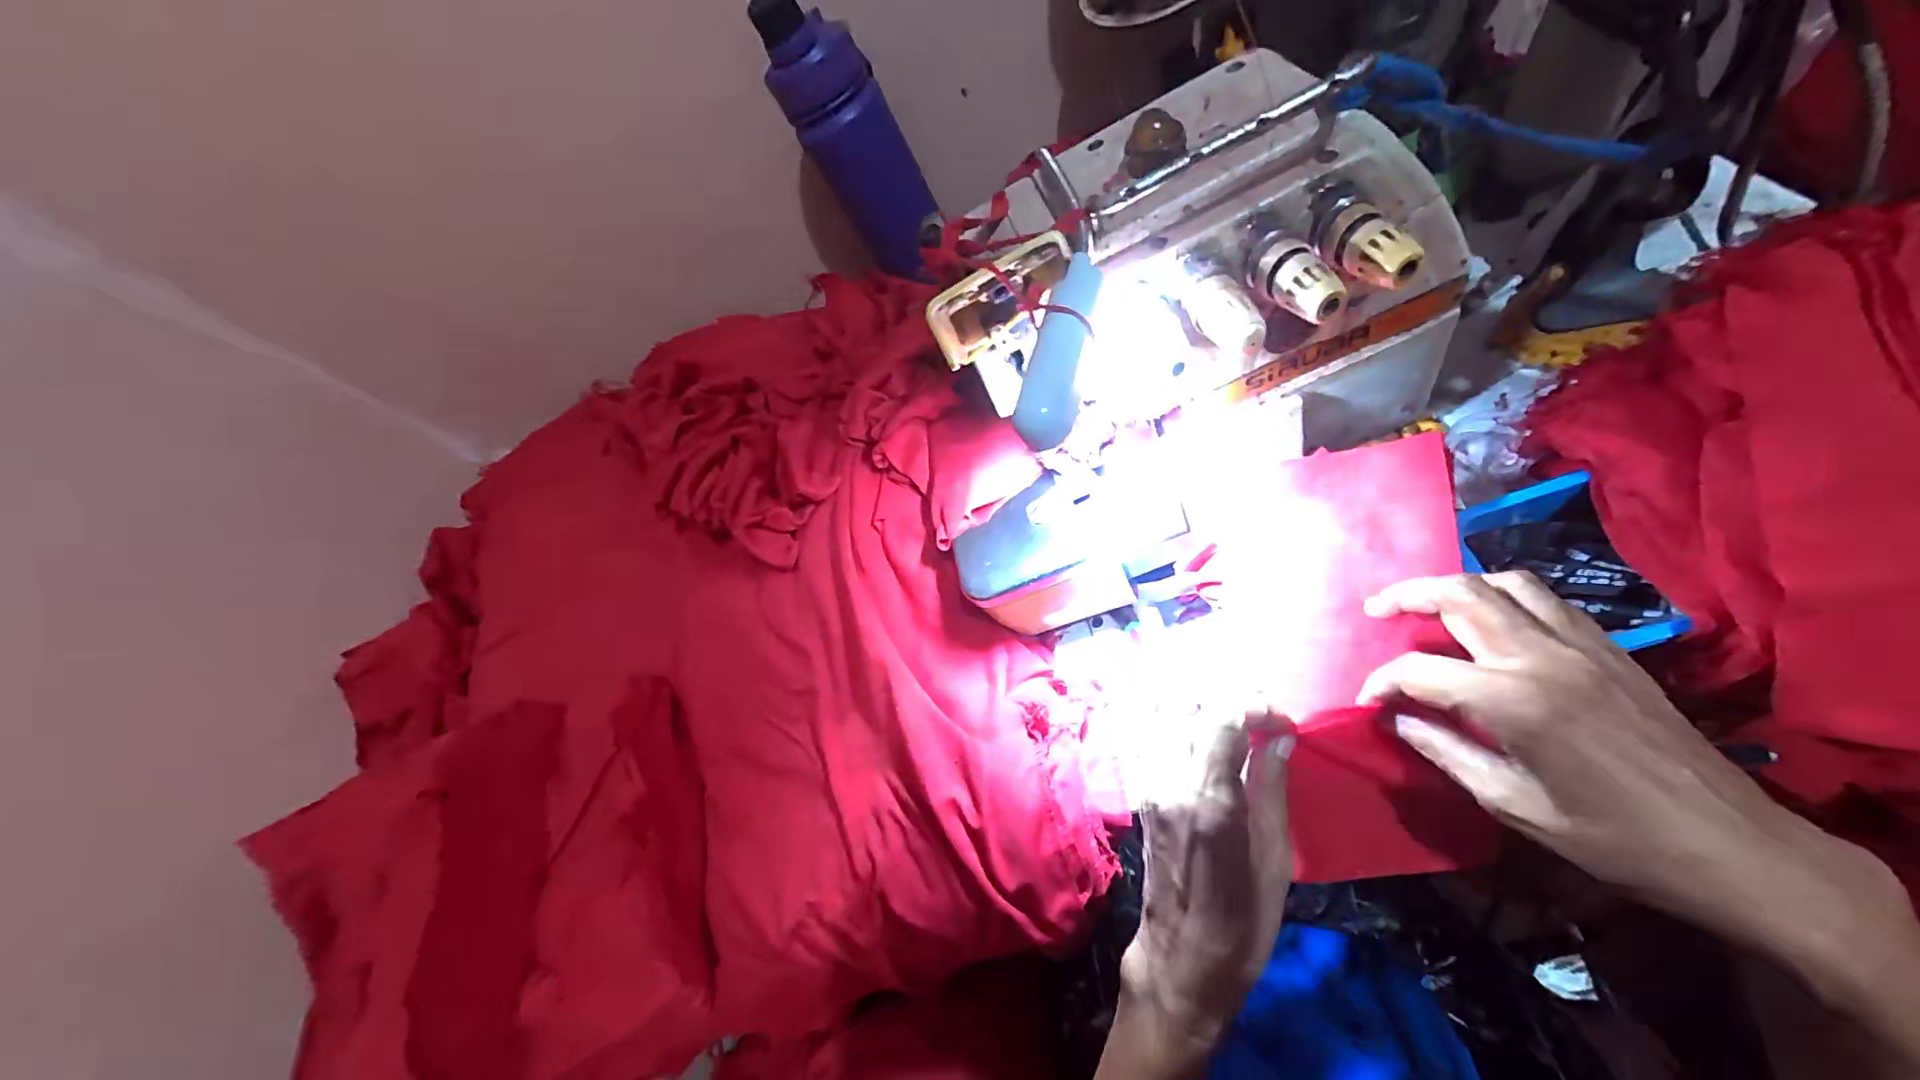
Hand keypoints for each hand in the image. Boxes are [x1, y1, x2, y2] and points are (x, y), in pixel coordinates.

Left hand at [1097, 710, 1292, 1079]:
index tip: (1284, 722)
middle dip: (1227, 700)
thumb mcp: (1275, 860)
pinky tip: (1191, 728)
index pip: (1223, 718)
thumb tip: (1279, 739)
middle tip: (1259, 717)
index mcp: (1210, 799)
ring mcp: (1147, 785)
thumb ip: (1271, 789)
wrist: (1181, 957)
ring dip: (1196, 706)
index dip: (1256, 707)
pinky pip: (1147, 738)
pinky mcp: (1138, 794)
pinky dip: (1169, 721)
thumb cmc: (1243, 920)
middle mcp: (1170, 782)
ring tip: (1229, 720)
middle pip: (1188, 709)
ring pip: (1161, 716)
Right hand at [1359, 572, 1919, 1069]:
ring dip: (1456, 586)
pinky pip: (1545, 602)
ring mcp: (1582, 647)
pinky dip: (1503, 597)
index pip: (1420, 671)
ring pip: (1505, 583)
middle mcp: (1542, 658)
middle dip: (1405, 595)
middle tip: (1375, 610)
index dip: (1382, 682)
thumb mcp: (1513, 804)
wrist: (1735, 847)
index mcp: (1513, 701)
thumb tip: (1396, 720)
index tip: (1367, 702)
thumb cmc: (1613, 839)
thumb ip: (1444, 752)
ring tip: (1428, 604)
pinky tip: (1491, 622)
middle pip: (1459, 595)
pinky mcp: (1610, 651)